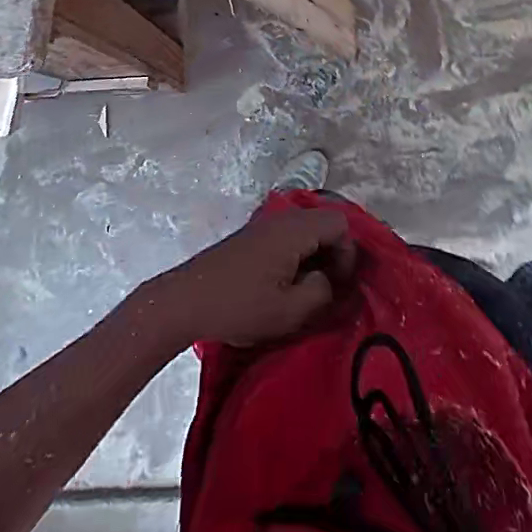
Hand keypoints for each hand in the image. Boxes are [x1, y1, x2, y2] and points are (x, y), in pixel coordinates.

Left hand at [145, 208, 358, 347]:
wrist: (184, 302)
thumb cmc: (238, 306)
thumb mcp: (289, 311)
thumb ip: (321, 292)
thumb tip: (328, 280)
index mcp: (294, 230)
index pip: (340, 224)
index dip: (348, 254)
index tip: (339, 285)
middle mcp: (280, 220)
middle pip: (323, 224)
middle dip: (333, 255)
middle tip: (329, 289)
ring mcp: (263, 227)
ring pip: (305, 232)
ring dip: (314, 257)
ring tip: (307, 291)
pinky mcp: (250, 239)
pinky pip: (286, 239)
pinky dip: (295, 257)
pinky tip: (285, 286)